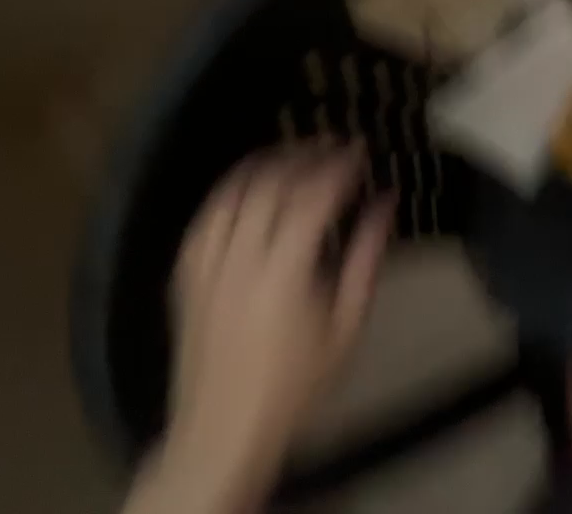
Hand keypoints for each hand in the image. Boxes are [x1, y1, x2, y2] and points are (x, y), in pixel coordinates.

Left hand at [135, 143, 394, 513]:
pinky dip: (227, 193)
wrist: (224, 429)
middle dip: (303, 157)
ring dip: (263, 167)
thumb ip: (367, 256)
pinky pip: (202, 222)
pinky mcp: (184, 280)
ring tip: (293, 151)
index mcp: (284, 276)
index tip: (360, 148)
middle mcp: (238, 265)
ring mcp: (205, 271)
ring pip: (230, 198)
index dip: (337, 167)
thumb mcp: (348, 322)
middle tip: (332, 143)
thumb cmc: (300, 379)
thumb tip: (386, 201)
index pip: (311, 200)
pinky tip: (247, 183)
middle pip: (268, 189)